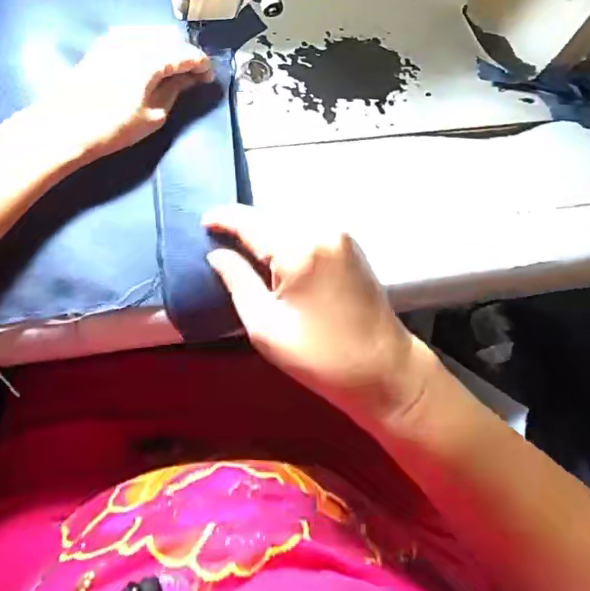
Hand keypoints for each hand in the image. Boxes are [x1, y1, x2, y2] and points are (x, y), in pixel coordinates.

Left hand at [35, 27, 213, 162]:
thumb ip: (175, 90)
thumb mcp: (153, 115)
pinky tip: (147, 63)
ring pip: (151, 36)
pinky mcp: (100, 47)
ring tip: (170, 72)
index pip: (187, 53)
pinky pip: (133, 38)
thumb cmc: (112, 127)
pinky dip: (146, 47)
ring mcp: (114, 41)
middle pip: (170, 40)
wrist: (62, 128)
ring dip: (165, 50)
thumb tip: (189, 78)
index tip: (208, 78)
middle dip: (184, 55)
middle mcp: (134, 41)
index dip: (202, 65)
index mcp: (152, 57)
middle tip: (191, 76)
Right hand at [204, 204, 436, 429]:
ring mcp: (339, 235)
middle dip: (244, 227)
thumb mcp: (265, 326)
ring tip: (243, 249)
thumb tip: (217, 254)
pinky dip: (286, 237)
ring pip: (287, 222)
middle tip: (219, 241)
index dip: (223, 219)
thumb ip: (237, 281)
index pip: (249, 221)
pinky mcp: (349, 244)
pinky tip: (275, 255)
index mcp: (298, 249)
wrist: (386, 372)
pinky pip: (306, 230)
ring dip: (265, 232)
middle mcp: (320, 230)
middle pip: (269, 218)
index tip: (202, 223)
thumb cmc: (321, 357)